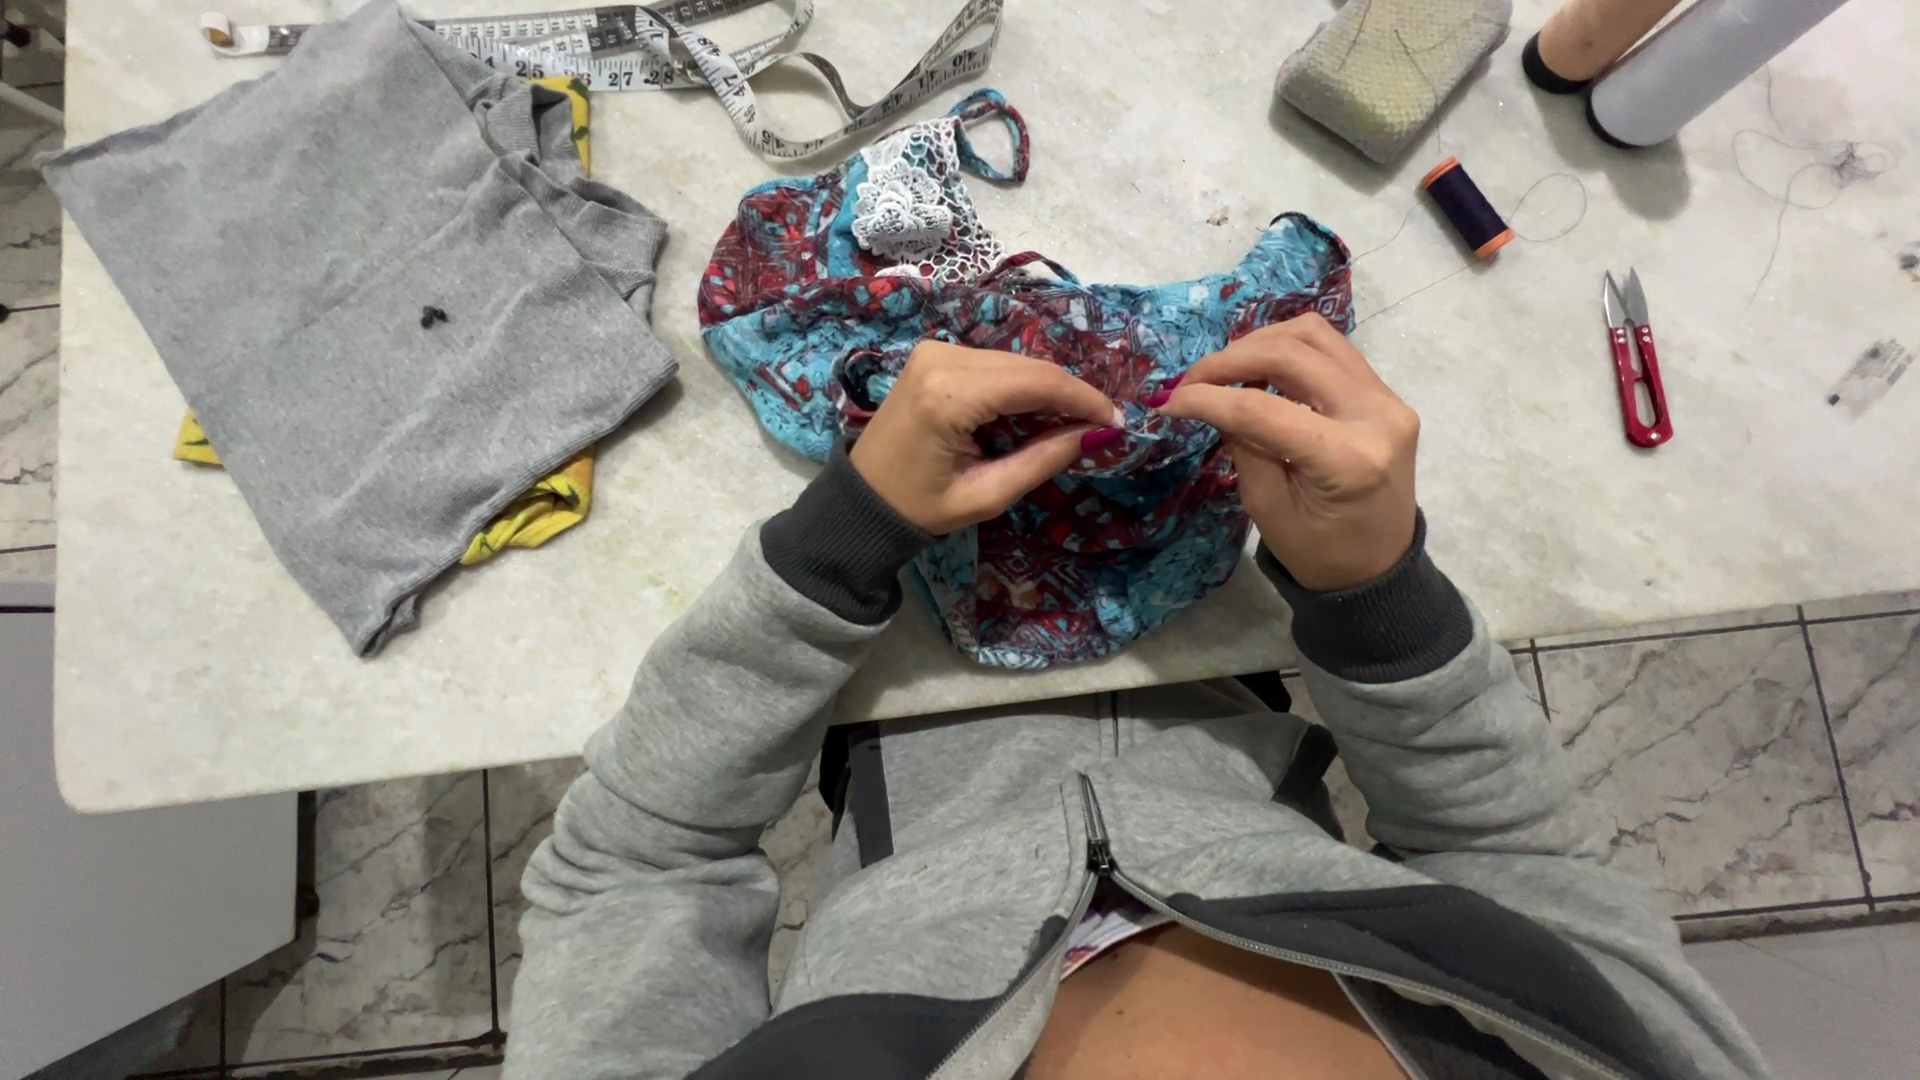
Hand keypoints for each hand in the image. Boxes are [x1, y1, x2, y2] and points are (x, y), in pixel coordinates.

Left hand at [850, 341, 1123, 533]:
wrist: (862, 500)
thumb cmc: (920, 507)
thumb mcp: (986, 495)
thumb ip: (1042, 460)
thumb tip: (1095, 433)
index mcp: (949, 395)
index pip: (1036, 382)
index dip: (1082, 399)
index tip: (1117, 420)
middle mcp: (942, 358)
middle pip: (1028, 366)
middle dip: (1068, 394)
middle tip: (1101, 426)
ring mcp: (935, 352)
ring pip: (1015, 362)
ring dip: (1047, 390)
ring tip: (1072, 425)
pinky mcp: (934, 356)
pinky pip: (995, 365)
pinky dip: (1021, 387)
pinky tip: (1037, 413)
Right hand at [1157, 315, 1419, 590]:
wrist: (1377, 566)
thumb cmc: (1317, 551)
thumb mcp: (1266, 507)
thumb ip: (1242, 445)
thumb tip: (1208, 400)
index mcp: (1346, 459)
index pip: (1262, 408)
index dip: (1207, 398)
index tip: (1167, 402)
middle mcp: (1376, 415)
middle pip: (1291, 352)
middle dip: (1229, 360)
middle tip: (1189, 383)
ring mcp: (1386, 398)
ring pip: (1313, 335)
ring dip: (1257, 345)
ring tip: (1222, 373)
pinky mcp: (1384, 393)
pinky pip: (1329, 348)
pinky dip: (1284, 350)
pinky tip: (1256, 373)